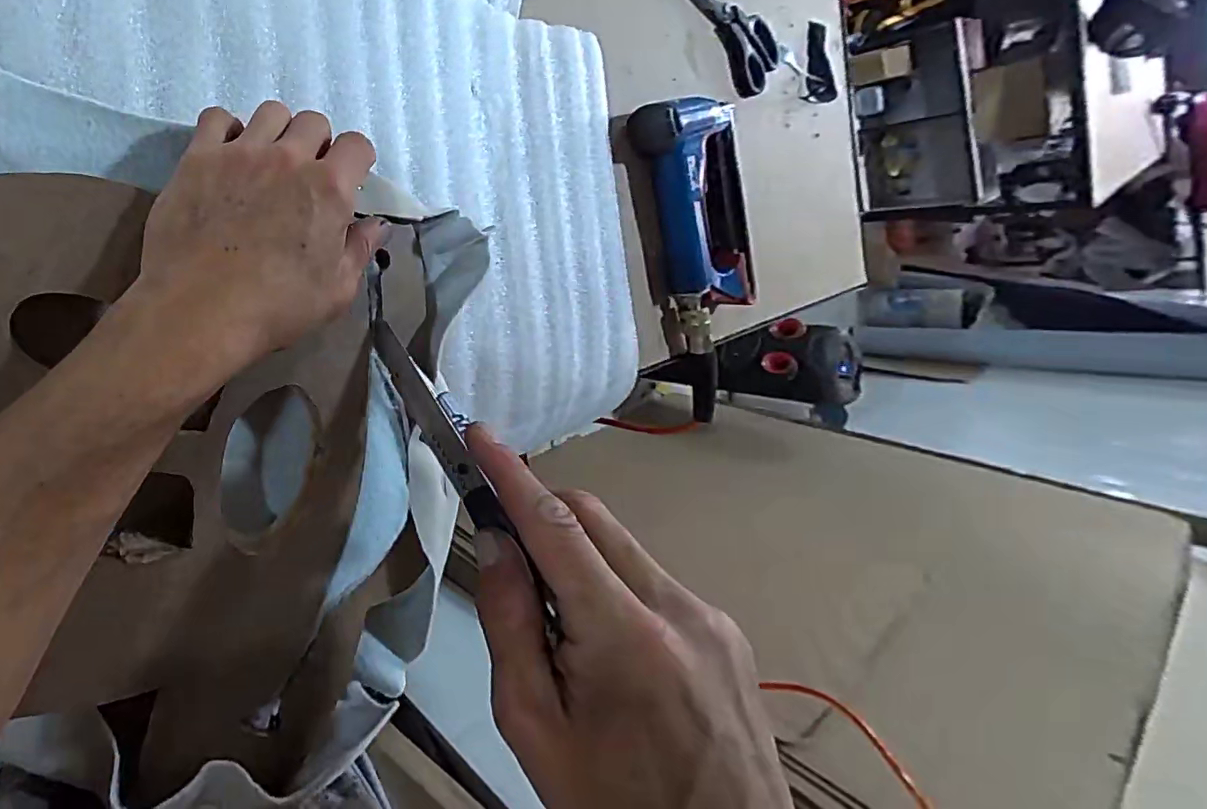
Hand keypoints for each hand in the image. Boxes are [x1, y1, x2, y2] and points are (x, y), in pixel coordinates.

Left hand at [132, 101, 386, 373]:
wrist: (199, 311)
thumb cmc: (275, 308)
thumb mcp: (335, 291)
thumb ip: (359, 250)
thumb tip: (377, 225)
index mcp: (328, 188)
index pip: (357, 144)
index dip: (356, 160)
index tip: (347, 180)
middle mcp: (288, 158)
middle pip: (314, 122)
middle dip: (317, 143)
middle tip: (304, 176)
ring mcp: (240, 153)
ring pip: (270, 112)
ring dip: (277, 132)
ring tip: (266, 162)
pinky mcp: (199, 158)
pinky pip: (217, 118)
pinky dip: (226, 129)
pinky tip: (225, 155)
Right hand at [466, 424, 792, 808]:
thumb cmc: (613, 804)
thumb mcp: (534, 726)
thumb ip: (508, 623)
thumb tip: (496, 541)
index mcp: (625, 638)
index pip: (555, 526)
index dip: (511, 473)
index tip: (481, 436)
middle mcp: (678, 610)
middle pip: (591, 518)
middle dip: (540, 510)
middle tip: (506, 547)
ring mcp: (710, 617)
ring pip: (620, 545)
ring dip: (577, 556)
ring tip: (562, 626)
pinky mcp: (726, 629)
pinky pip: (651, 577)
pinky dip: (613, 583)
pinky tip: (609, 646)